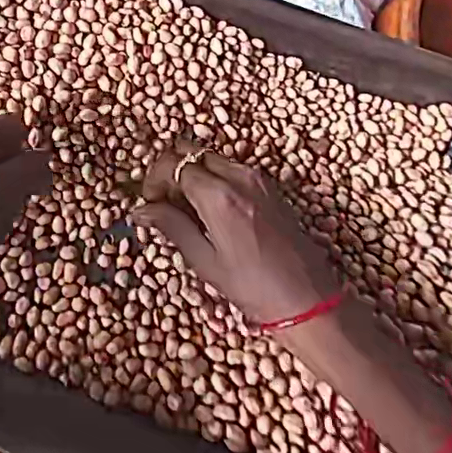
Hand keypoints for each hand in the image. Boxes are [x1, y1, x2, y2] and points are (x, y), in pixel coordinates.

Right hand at [133, 143, 341, 325]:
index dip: (153, 181)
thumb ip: (171, 226)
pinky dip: (212, 180)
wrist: (311, 300)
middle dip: (170, 171)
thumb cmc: (254, 288)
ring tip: (186, 211)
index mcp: (219, 196)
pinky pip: (229, 169)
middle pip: (190, 152)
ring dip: (190, 174)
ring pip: (209, 158)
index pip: (172, 165)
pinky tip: (210, 212)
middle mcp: (239, 178)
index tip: (149, 203)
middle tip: (163, 202)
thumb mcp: (204, 260)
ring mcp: (258, 179)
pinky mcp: (269, 187)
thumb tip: (140, 210)